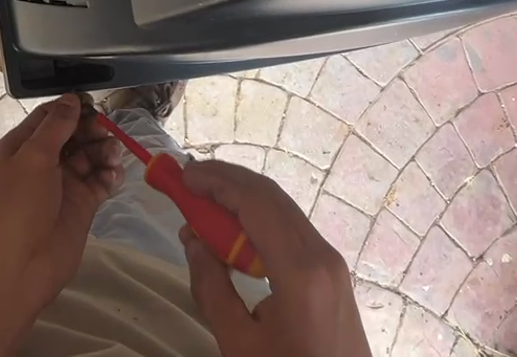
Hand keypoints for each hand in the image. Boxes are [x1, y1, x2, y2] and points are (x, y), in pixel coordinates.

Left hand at [0, 94, 122, 316]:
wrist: (17, 268)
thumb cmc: (17, 205)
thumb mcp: (32, 157)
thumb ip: (56, 126)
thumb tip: (71, 98)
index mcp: (23, 145)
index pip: (49, 116)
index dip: (70, 107)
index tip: (92, 104)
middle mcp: (43, 161)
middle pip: (73, 134)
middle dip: (91, 129)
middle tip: (105, 132)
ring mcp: (63, 184)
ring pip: (90, 156)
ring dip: (104, 150)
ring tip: (113, 157)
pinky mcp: (81, 206)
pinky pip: (100, 182)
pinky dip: (109, 175)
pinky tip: (113, 176)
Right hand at [180, 160, 367, 356]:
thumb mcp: (239, 345)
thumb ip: (211, 288)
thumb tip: (193, 240)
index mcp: (299, 270)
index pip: (254, 202)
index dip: (217, 181)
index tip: (183, 176)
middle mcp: (321, 253)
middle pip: (270, 196)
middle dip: (227, 180)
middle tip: (188, 179)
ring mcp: (331, 261)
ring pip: (281, 207)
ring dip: (242, 196)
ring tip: (204, 199)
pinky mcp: (332, 271)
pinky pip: (291, 227)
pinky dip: (258, 216)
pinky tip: (234, 228)